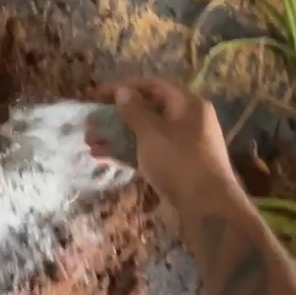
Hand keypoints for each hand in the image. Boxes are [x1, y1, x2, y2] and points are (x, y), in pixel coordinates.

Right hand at [92, 77, 239, 210]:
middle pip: (147, 111)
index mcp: (188, 105)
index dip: (124, 88)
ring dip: (116, 136)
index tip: (97, 96)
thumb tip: (123, 90)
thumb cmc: (179, 161)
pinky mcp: (173, 167)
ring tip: (90, 142)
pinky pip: (145, 153)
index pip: (152, 86)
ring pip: (143, 134)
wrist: (206, 208)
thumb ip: (134, 110)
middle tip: (90, 122)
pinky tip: (102, 156)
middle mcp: (186, 122)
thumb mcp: (152, 132)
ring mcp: (179, 146)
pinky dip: (125, 152)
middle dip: (116, 115)